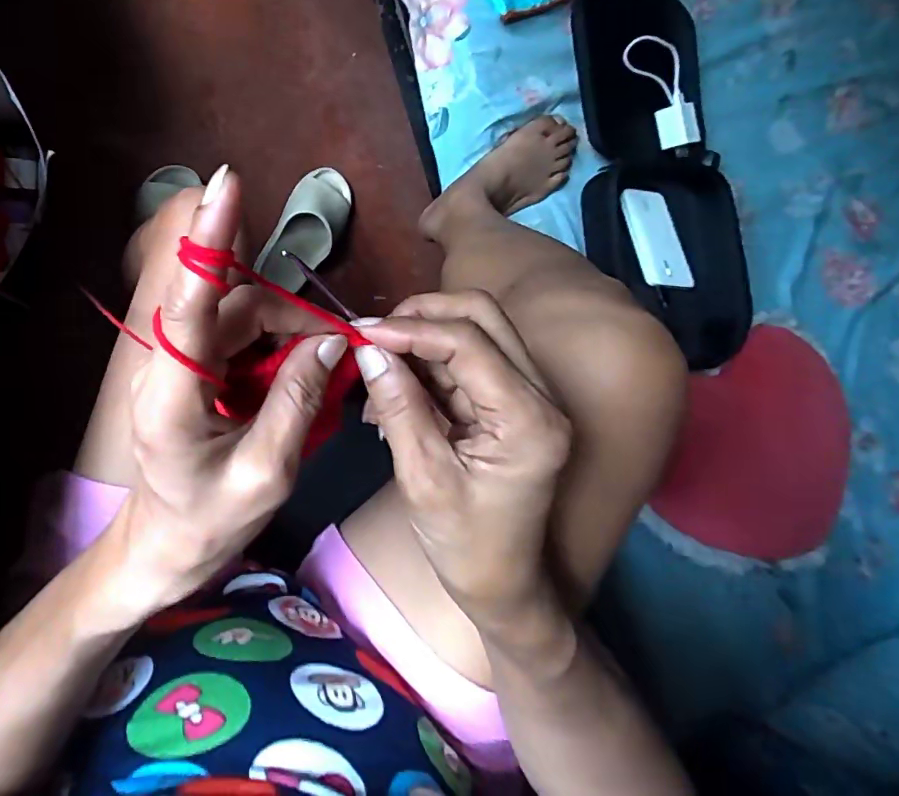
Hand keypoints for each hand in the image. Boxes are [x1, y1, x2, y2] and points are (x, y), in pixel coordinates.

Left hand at [110, 166, 349, 613]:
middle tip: (339, 340)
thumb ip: (297, 399)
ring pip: (236, 315)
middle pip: (230, 306)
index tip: (225, 183)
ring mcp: (173, 361)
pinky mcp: (186, 366)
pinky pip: (234, 333)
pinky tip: (295, 362)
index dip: (209, 237)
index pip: (188, 299)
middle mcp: (164, 362)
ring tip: (322, 359)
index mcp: (170, 392)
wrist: (162, 545)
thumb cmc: (207, 522)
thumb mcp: (266, 472)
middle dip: (288, 315)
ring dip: (284, 330)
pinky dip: (271, 341)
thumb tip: (331, 339)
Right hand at [354, 291, 572, 645]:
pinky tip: (391, 382)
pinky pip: (463, 357)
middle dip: (422, 314)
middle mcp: (539, 395)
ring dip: (421, 334)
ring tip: (375, 360)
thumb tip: (367, 351)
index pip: (468, 342)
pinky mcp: (506, 401)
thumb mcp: (422, 477)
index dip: (410, 329)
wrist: (502, 584)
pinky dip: (424, 359)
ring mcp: (526, 395)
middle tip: (373, 334)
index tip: (360, 333)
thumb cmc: (465, 543)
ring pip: (473, 329)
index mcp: (528, 418)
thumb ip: (398, 406)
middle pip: (482, 315)